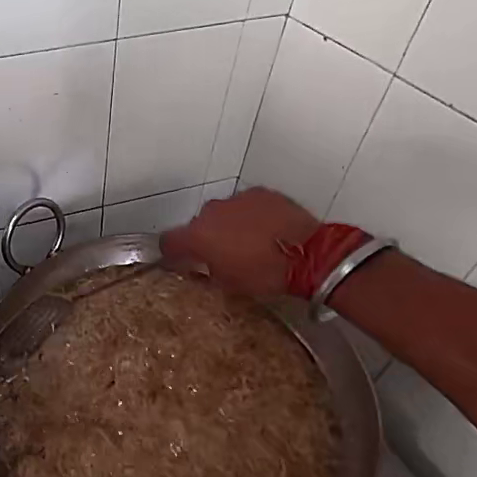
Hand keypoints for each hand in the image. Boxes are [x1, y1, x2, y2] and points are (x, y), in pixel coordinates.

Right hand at [160, 187, 319, 298]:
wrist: (307, 254)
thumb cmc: (264, 274)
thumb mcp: (226, 283)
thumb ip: (204, 270)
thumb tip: (196, 265)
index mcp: (198, 236)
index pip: (169, 241)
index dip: (171, 253)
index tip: (177, 260)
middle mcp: (212, 212)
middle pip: (197, 225)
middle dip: (204, 238)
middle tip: (220, 255)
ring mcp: (237, 199)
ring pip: (222, 213)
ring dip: (227, 225)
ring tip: (247, 242)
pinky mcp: (260, 193)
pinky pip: (245, 205)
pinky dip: (249, 215)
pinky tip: (264, 230)